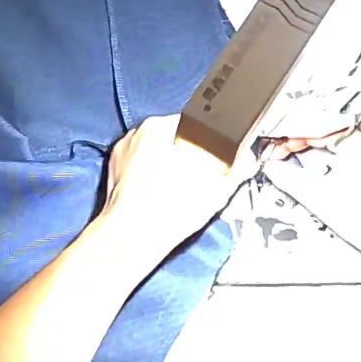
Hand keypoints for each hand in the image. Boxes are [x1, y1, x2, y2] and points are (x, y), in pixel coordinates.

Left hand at [95, 114, 259, 252]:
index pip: (194, 125)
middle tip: (198, 180)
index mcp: (159, 126)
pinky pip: (138, 169)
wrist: (134, 237)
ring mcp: (121, 153)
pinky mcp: (113, 173)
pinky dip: (148, 179)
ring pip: (154, 154)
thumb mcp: (219, 186)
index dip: (209, 144)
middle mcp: (136, 134)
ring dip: (167, 168)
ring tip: (178, 192)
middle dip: (187, 156)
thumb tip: (247, 158)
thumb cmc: (169, 210)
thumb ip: (239, 165)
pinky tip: (160, 197)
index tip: (214, 159)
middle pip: (173, 139)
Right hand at [263, 132, 360, 272]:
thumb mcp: (318, 197)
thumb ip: (288, 177)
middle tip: (272, 155)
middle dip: (292, 142)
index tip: (269, 149)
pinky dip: (322, 157)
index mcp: (357, 138)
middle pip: (320, 129)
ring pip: (330, 139)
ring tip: (285, 160)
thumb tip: (273, 167)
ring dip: (306, 148)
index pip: (311, 126)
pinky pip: (342, 151)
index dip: (284, 138)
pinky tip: (308, 167)